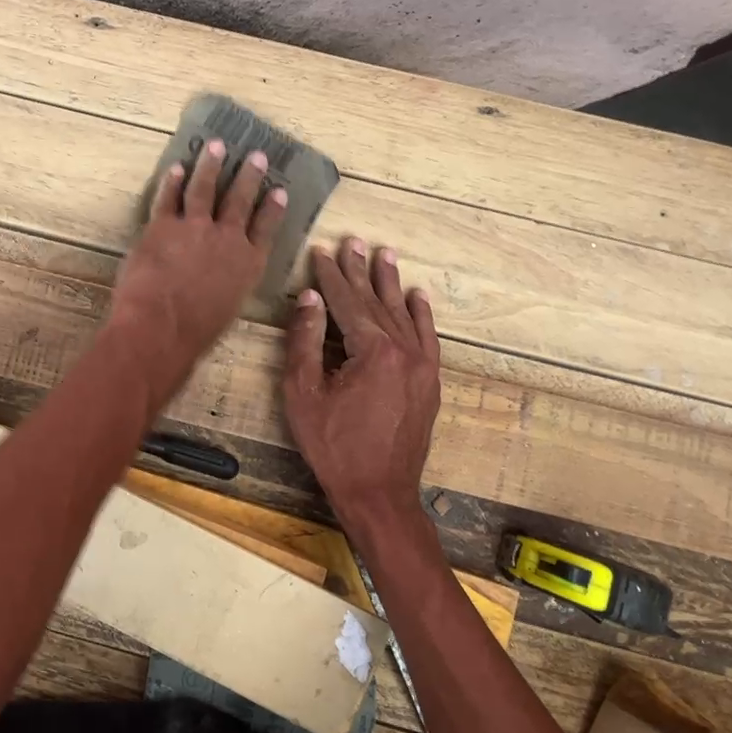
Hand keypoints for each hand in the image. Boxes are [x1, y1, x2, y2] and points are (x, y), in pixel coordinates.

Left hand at [109, 141, 287, 362]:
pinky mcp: (162, 225)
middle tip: (257, 156)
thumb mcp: (226, 309)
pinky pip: (168, 197)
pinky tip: (176, 167)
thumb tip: (218, 280)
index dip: (272, 209)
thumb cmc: (194, 332)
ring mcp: (194, 228)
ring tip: (217, 146)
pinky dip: (172, 181)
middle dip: (249, 177)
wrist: (160, 325)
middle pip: (239, 201)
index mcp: (248, 265)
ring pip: (204, 188)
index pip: (265, 229)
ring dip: (211, 165)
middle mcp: (226, 240)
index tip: (280, 190)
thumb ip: (226, 287)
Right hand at [283, 239, 441, 523]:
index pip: (347, 302)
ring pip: (404, 314)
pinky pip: (427, 338)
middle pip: (376, 302)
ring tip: (384, 254)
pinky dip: (420, 314)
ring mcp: (422, 367)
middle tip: (353, 241)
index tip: (320, 251)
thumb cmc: (331, 444)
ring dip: (390, 284)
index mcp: (373, 352)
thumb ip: (306, 341)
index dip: (330, 276)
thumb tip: (309, 299)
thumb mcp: (303, 392)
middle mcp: (405, 352)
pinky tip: (415, 296)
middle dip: (360, 272)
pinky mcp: (429, 382)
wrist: (377, 491)